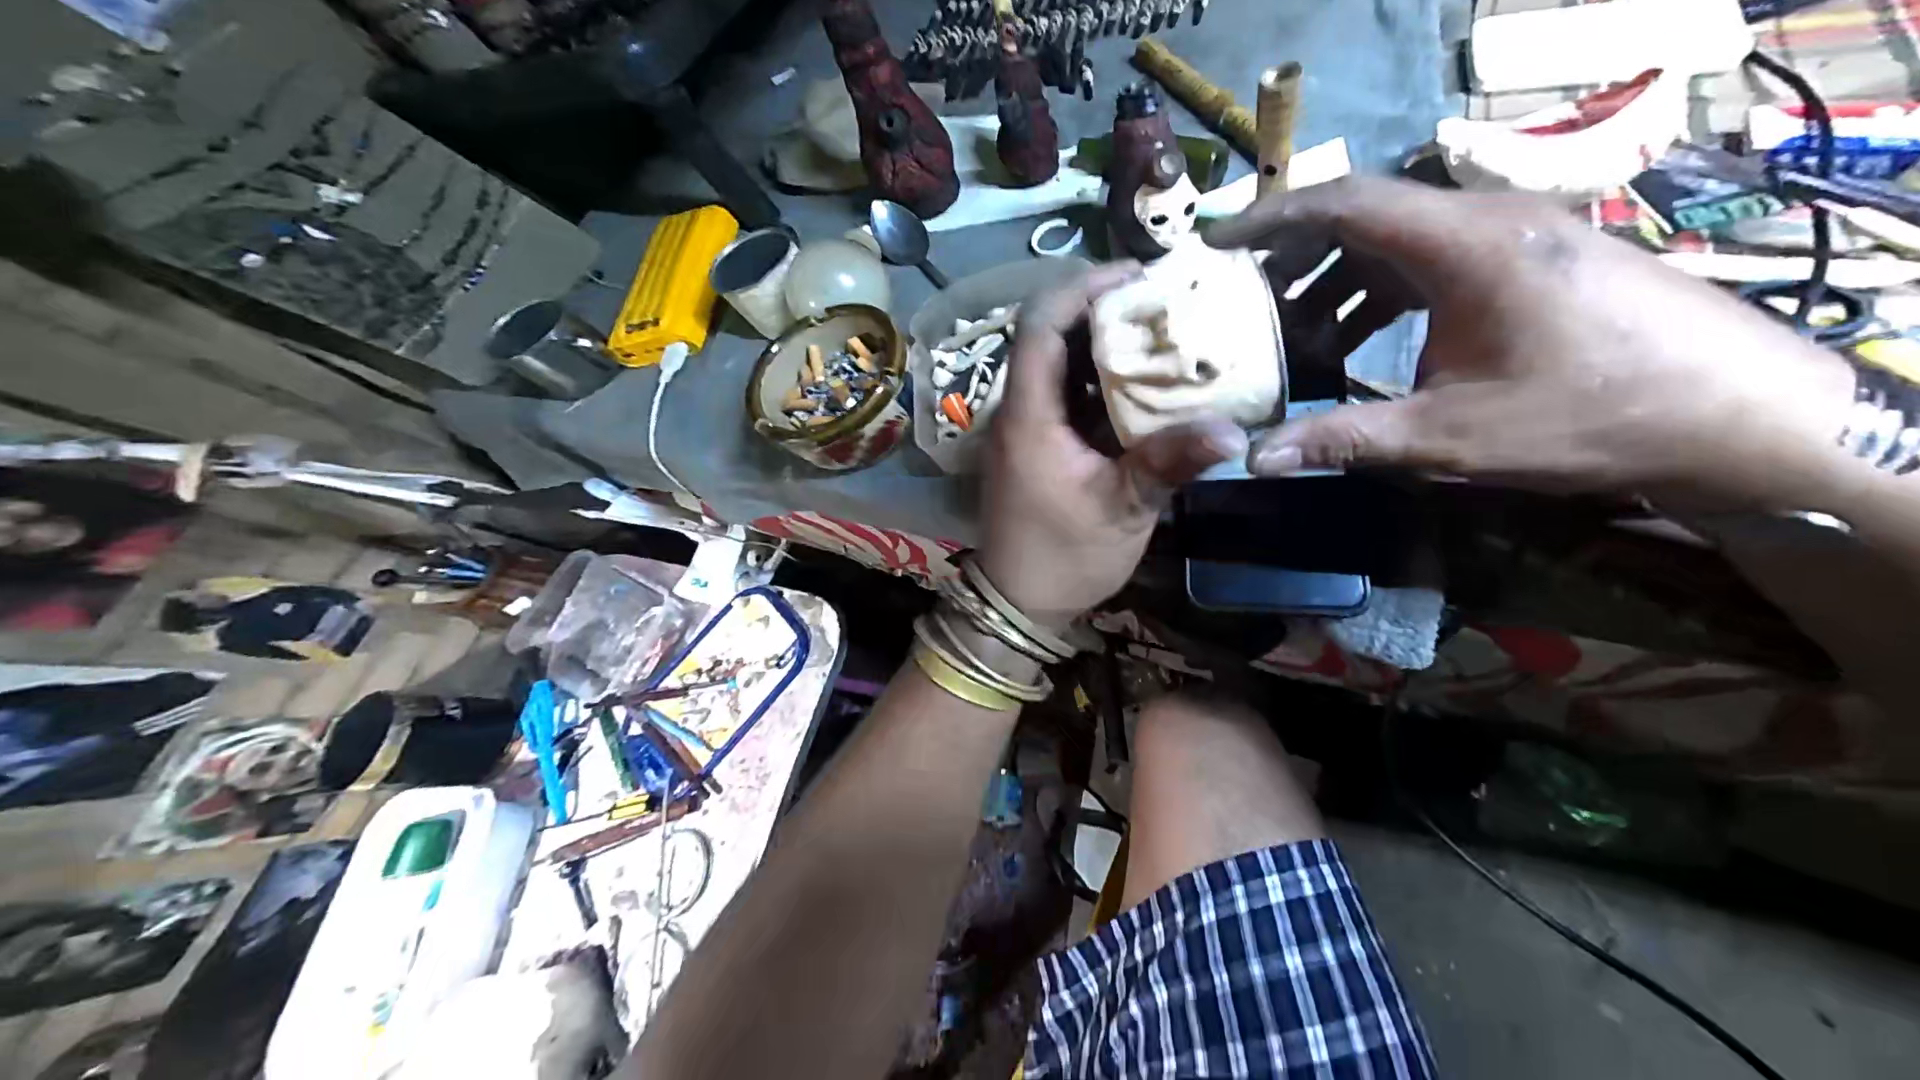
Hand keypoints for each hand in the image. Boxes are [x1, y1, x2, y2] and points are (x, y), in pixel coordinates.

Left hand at [977, 263, 1246, 628]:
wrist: (1018, 601)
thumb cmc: (1062, 555)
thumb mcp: (1121, 509)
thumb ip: (1169, 463)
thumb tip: (1236, 431)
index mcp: (1027, 415)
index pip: (1040, 325)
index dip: (1082, 288)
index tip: (1136, 274)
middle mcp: (1017, 411)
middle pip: (1050, 337)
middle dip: (1100, 310)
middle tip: (1161, 300)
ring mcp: (1024, 428)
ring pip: (1058, 366)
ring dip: (1101, 345)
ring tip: (1159, 331)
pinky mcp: (1037, 446)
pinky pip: (1065, 397)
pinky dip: (1098, 382)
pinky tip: (1141, 384)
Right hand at [1206, 176, 1860, 509]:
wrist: (1735, 415)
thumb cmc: (1586, 415)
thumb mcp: (1448, 436)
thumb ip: (1342, 438)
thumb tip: (1254, 457)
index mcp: (1463, 244)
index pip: (1343, 202)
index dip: (1268, 219)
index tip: (1214, 247)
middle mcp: (1484, 221)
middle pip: (1361, 216)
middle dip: (1290, 260)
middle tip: (1238, 305)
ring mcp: (1508, 238)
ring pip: (1391, 242)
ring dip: (1331, 285)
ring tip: (1287, 338)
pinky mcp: (1521, 263)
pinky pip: (1424, 263)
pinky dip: (1373, 298)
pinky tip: (1352, 348)